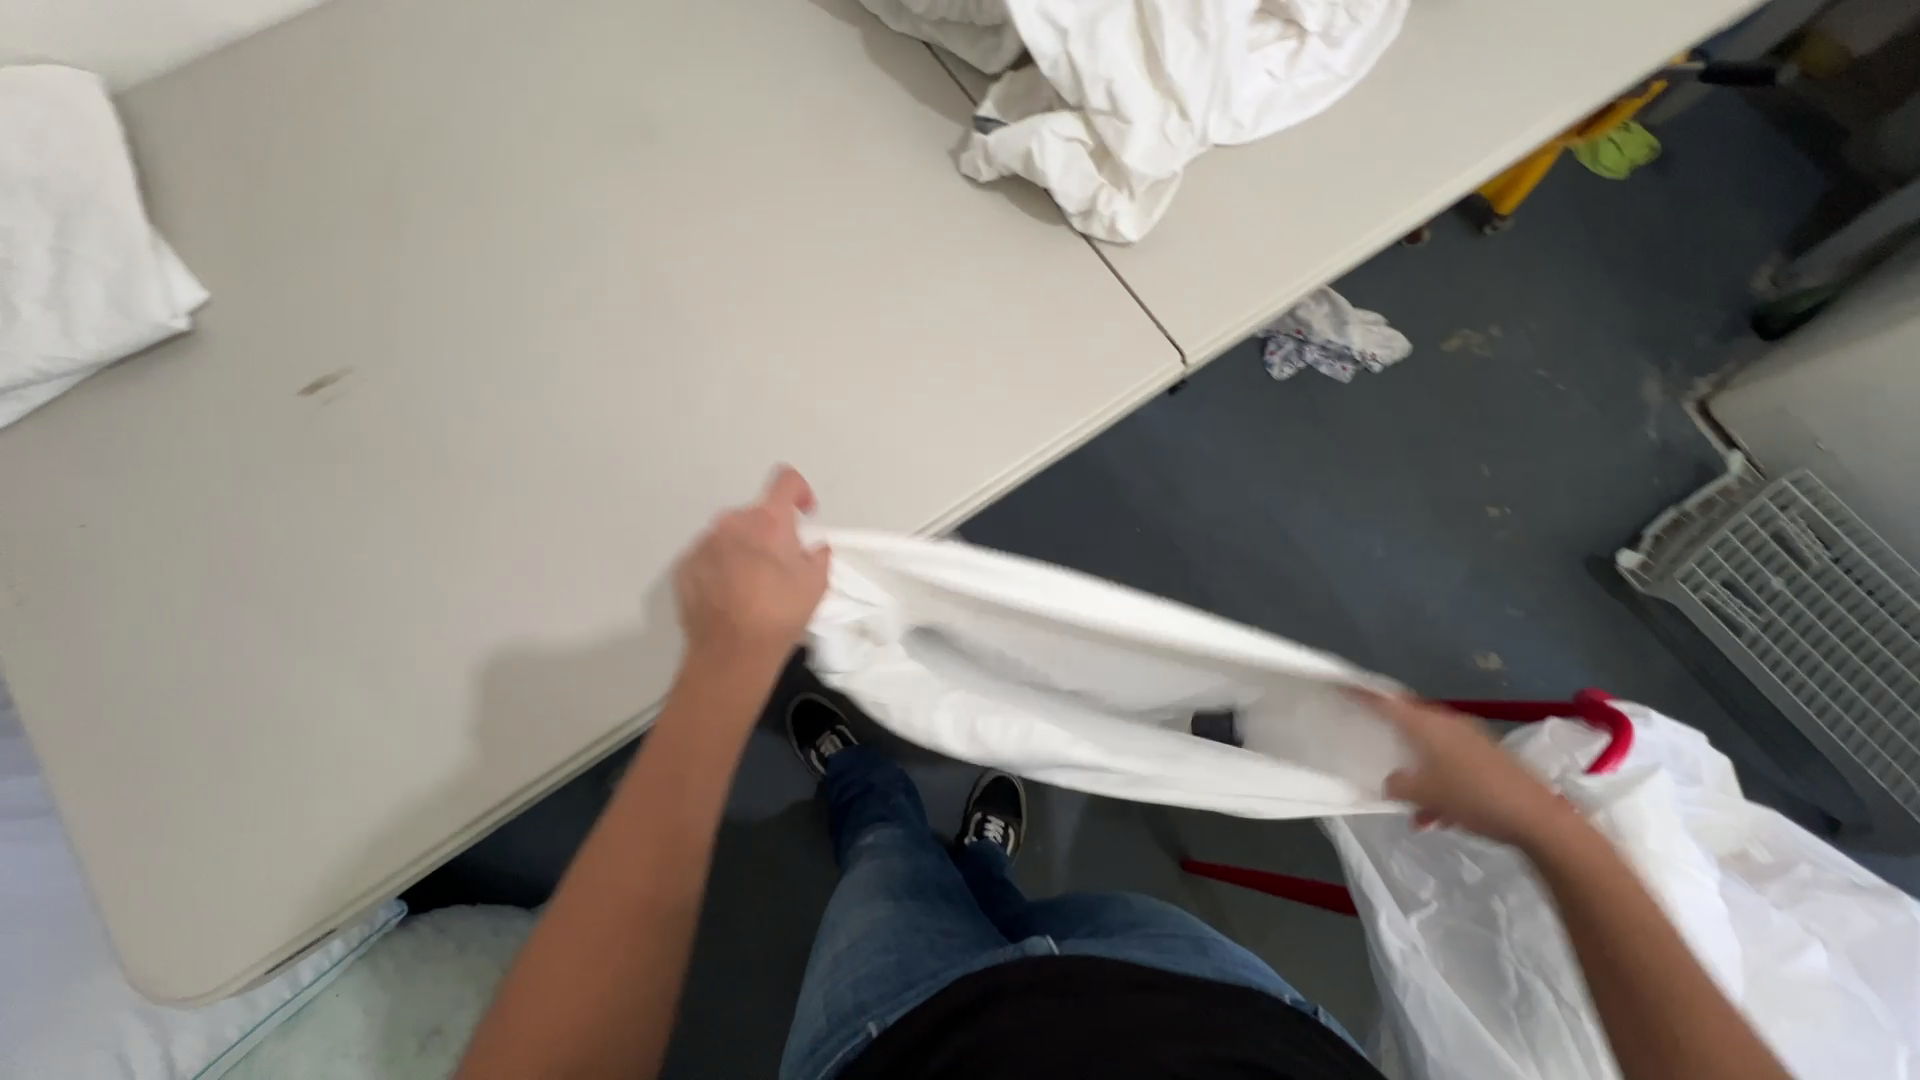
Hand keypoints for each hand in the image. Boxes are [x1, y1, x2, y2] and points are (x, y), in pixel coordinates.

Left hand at [674, 466, 829, 663]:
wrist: (731, 652)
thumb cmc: (780, 613)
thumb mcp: (816, 585)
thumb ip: (818, 556)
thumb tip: (811, 548)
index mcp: (767, 521)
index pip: (785, 481)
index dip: (799, 491)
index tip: (804, 514)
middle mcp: (731, 523)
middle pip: (756, 515)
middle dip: (770, 533)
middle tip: (780, 566)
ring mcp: (703, 544)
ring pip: (730, 536)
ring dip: (744, 550)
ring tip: (752, 586)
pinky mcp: (684, 568)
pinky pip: (708, 557)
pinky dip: (721, 568)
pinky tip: (729, 597)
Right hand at [1357, 691, 1577, 847]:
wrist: (1540, 820)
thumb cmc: (1473, 798)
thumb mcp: (1424, 794)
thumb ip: (1398, 785)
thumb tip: (1392, 781)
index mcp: (1429, 725)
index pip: (1388, 703)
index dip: (1364, 695)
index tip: (1343, 687)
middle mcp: (1450, 725)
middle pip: (1411, 725)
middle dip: (1393, 739)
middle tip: (1374, 745)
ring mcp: (1473, 742)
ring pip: (1433, 752)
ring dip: (1420, 775)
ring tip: (1413, 807)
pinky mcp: (1491, 761)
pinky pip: (1453, 767)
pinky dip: (1441, 786)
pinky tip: (1439, 817)